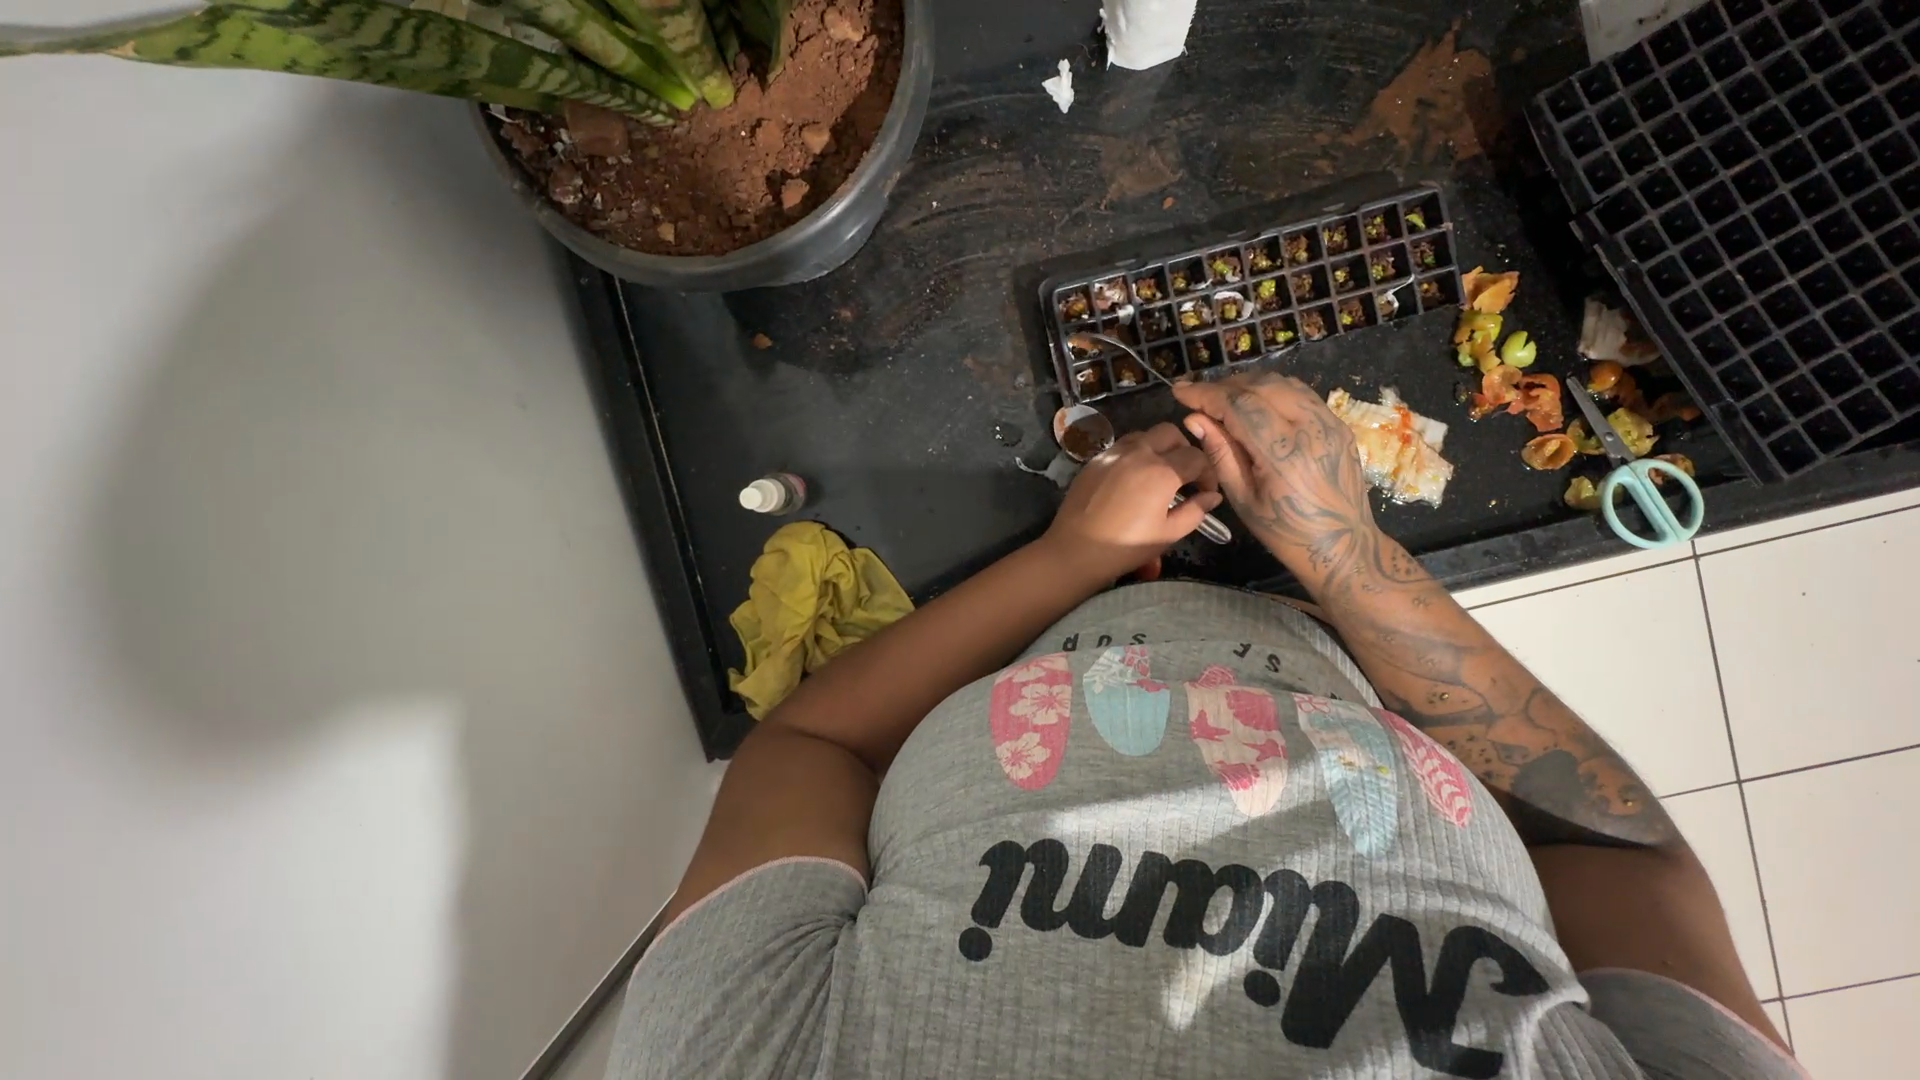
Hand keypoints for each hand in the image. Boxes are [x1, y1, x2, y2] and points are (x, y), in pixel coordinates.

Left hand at [1039, 422, 1221, 584]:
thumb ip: (1195, 510)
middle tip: (1184, 475)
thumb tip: (1211, 496)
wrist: (1076, 550)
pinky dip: (1135, 454)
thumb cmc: (1126, 546)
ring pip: (1144, 435)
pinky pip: (1122, 446)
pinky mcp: (1095, 460)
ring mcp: (1113, 453)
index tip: (1205, 492)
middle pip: (1171, 433)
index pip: (1196, 458)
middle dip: (1184, 450)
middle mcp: (1138, 453)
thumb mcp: (1168, 534)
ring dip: (1158, 447)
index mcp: (1161, 471)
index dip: (1207, 474)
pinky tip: (1133, 478)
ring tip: (1159, 473)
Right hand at [1172, 374, 1378, 579]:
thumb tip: (1193, 419)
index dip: (1206, 394)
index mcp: (1283, 454)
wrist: (1342, 543)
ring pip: (1282, 383)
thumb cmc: (1285, 531)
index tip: (1180, 392)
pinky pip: (1301, 393)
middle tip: (1199, 397)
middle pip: (1261, 386)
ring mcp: (1330, 422)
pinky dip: (1272, 390)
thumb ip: (1219, 453)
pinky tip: (1255, 403)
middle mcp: (1311, 429)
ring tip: (1224, 398)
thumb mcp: (1242, 498)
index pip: (1239, 406)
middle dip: (1224, 386)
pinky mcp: (1338, 423)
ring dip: (1248, 384)